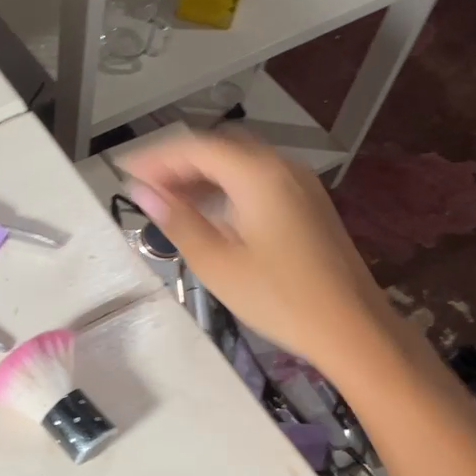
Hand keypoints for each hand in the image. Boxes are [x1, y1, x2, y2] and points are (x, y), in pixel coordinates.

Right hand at [119, 131, 398, 374]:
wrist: (351, 327)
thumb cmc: (278, 298)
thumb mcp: (216, 263)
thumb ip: (177, 220)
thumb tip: (143, 192)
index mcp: (258, 175)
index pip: (196, 148)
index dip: (156, 157)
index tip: (124, 172)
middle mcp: (281, 167)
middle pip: (219, 149)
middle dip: (177, 163)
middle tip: (143, 187)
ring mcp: (299, 184)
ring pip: (240, 163)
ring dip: (201, 175)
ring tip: (167, 201)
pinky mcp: (307, 203)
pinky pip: (258, 180)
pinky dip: (225, 187)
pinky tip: (207, 213)